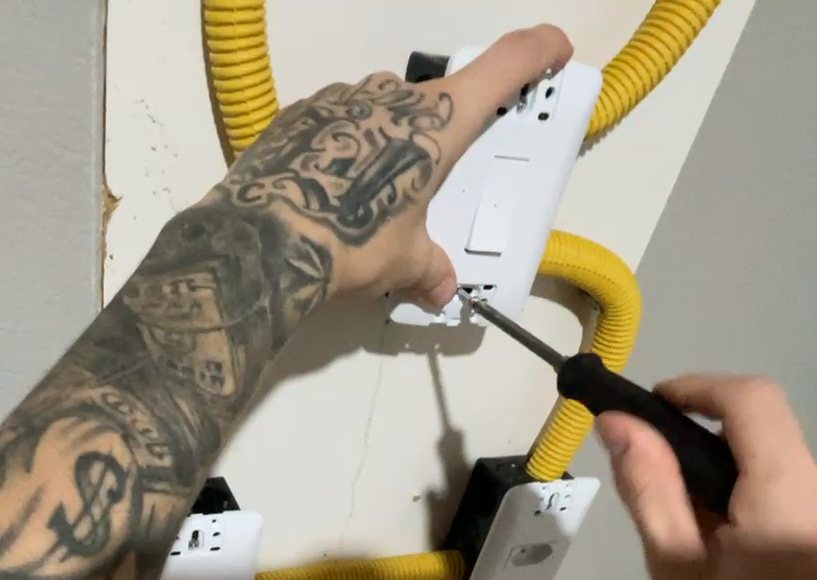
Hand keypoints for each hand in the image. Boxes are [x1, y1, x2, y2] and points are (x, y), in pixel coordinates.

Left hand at [214, 25, 573, 307]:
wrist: (263, 244)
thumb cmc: (351, 243)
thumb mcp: (402, 264)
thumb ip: (429, 271)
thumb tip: (440, 292)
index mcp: (436, 123)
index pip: (503, 66)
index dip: (537, 52)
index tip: (553, 49)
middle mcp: (391, 95)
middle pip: (431, 101)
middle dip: (433, 136)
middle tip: (419, 185)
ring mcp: (340, 99)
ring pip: (377, 108)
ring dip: (382, 141)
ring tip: (364, 197)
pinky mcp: (296, 115)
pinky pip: (333, 123)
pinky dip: (340, 147)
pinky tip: (325, 188)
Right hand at [597, 376, 816, 579]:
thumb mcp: (678, 574)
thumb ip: (649, 489)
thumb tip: (618, 423)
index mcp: (797, 507)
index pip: (753, 402)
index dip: (700, 388)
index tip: (659, 405)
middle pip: (770, 443)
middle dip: (724, 467)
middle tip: (698, 527)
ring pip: (798, 468)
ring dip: (761, 490)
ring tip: (745, 555)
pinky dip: (796, 506)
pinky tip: (788, 560)